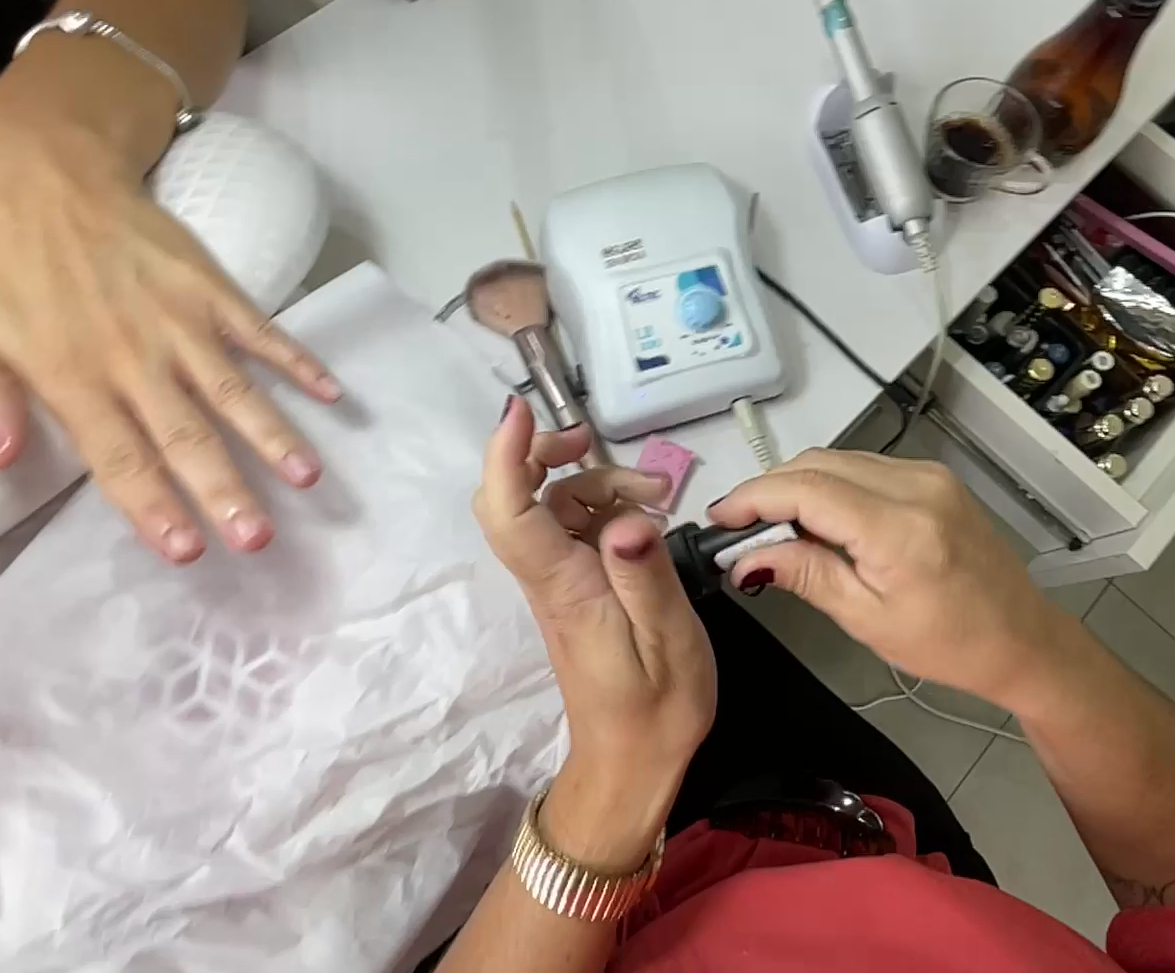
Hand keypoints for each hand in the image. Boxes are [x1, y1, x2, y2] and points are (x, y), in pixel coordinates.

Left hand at [0, 113, 341, 563]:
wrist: (45, 174)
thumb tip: (0, 461)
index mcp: (71, 374)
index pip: (118, 454)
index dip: (152, 505)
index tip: (186, 550)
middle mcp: (136, 358)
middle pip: (187, 435)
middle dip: (223, 489)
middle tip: (257, 537)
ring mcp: (183, 324)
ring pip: (235, 392)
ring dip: (273, 436)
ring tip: (307, 477)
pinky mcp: (215, 293)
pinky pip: (264, 333)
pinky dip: (299, 362)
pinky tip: (333, 393)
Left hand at [473, 399, 714, 867]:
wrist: (632, 762)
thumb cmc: (655, 708)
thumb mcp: (668, 641)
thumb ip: (646, 577)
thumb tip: (625, 520)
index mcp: (564, 586)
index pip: (510, 513)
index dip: (506, 456)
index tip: (520, 410)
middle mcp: (550, 575)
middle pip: (517, 498)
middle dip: (545, 453)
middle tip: (594, 440)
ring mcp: (561, 579)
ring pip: (556, 505)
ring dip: (601, 481)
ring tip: (661, 493)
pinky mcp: (578, 584)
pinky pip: (579, 527)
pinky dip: (612, 506)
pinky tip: (652, 516)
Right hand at [709, 449, 1070, 701]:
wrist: (1024, 637)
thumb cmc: (949, 643)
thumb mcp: (867, 619)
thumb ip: (805, 575)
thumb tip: (745, 558)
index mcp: (901, 529)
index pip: (807, 489)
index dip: (754, 497)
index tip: (719, 517)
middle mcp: (915, 485)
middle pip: (817, 463)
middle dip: (768, 489)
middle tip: (738, 528)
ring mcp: (926, 473)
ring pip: (836, 458)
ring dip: (795, 484)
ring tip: (772, 527)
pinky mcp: (930, 474)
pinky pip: (861, 466)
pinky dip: (826, 484)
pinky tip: (815, 518)